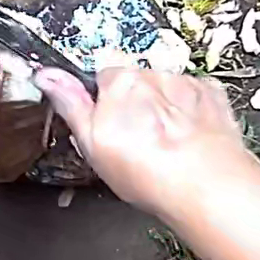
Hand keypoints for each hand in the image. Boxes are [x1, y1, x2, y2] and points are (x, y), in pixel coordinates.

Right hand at [32, 66, 256, 219]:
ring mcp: (186, 83)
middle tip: (140, 144)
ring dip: (165, 110)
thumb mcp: (92, 143)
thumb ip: (70, 103)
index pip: (102, 80)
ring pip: (166, 90)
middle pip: (136, 84)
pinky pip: (194, 96)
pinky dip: (191, 112)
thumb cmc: (147, 171)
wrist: (205, 185)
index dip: (105, 108)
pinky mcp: (213, 95)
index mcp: (120, 81)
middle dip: (137, 107)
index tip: (112, 131)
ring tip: (167, 146)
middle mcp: (153, 74)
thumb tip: (46, 75)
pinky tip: (188, 139)